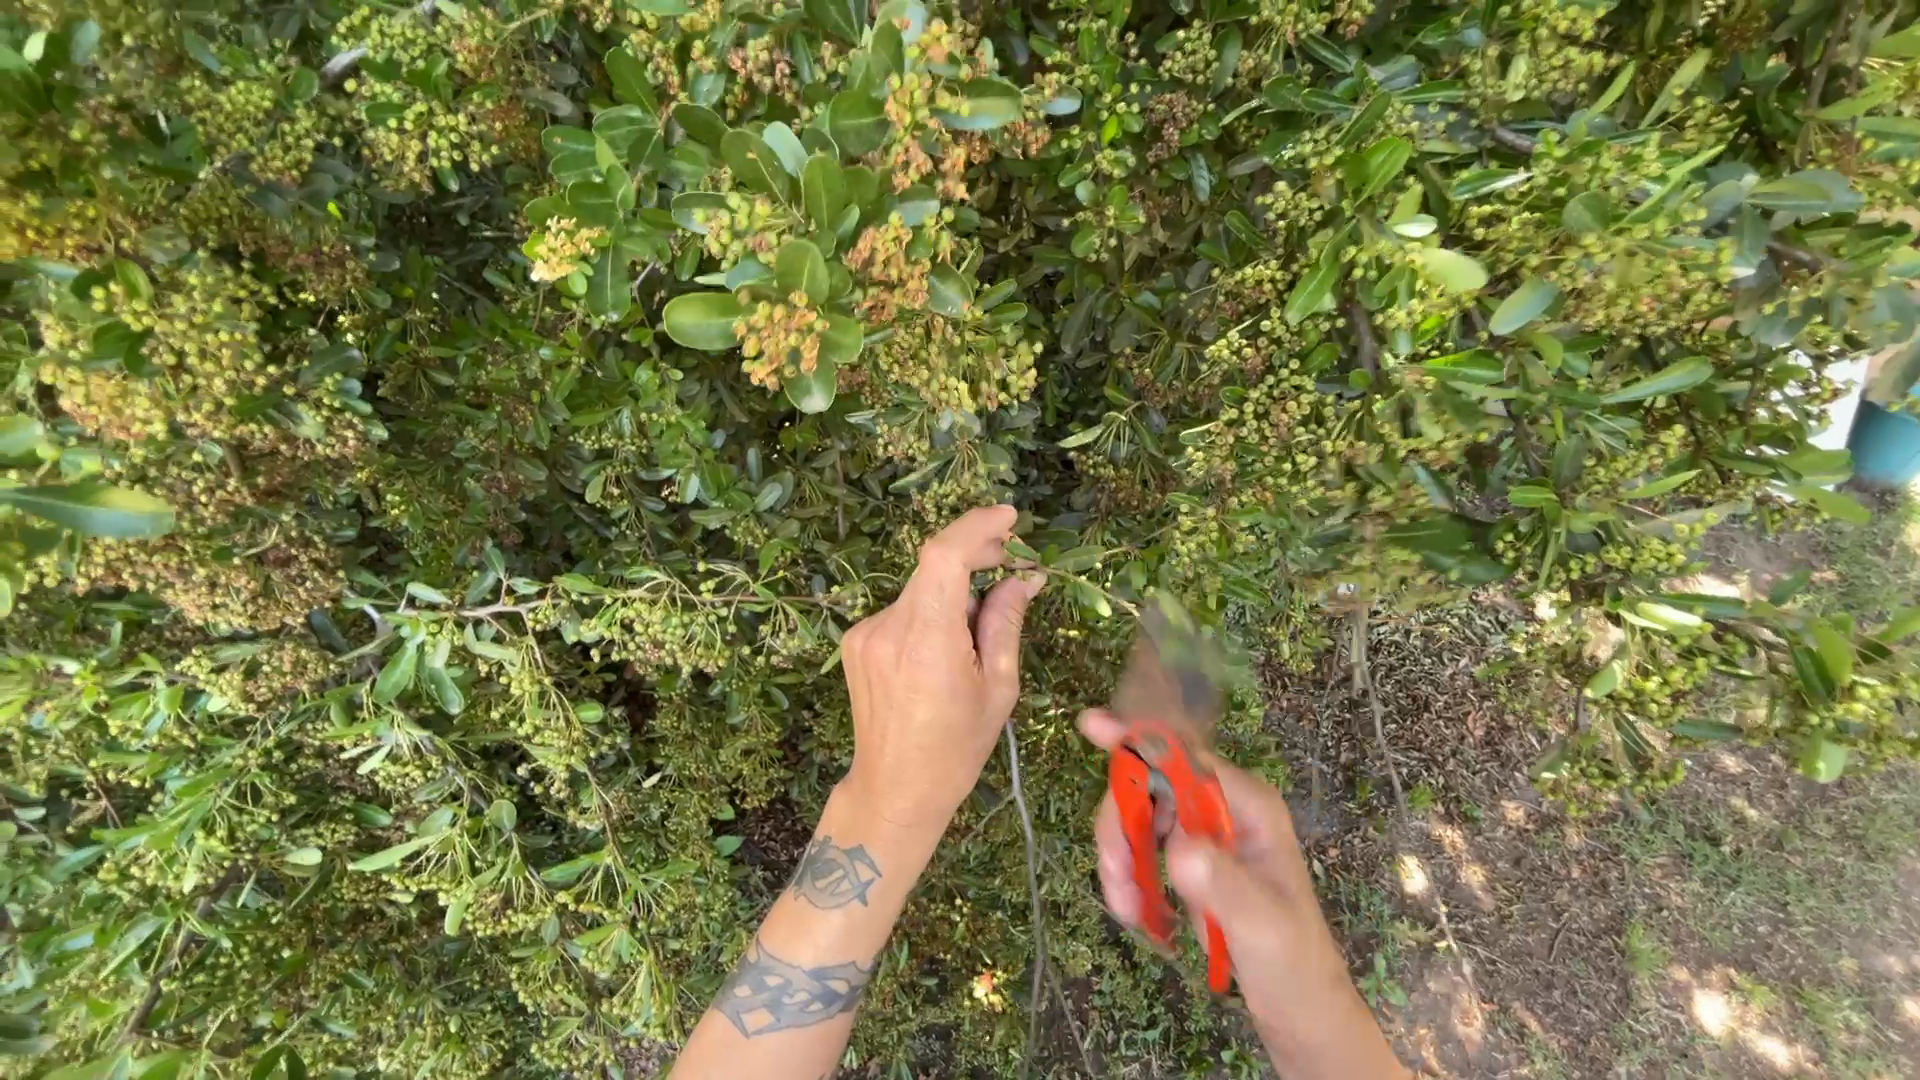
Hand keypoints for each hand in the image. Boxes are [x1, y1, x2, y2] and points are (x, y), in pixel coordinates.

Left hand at [840, 505, 1042, 830]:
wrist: (894, 789)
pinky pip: (902, 610)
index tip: (1008, 519)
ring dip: (952, 592)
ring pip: (920, 590)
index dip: (975, 527)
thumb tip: (1023, 578)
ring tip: (977, 629)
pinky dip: (930, 613)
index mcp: (927, 641)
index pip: (942, 556)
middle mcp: (888, 628)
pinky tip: (944, 649)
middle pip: (932, 568)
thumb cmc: (956, 748)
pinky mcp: (856, 642)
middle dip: (974, 556)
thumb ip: (1005, 623)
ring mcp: (865, 634)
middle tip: (1010, 563)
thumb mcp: (998, 688)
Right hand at [1078, 709, 1406, 1079]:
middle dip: (1121, 827)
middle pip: (1149, 786)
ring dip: (1121, 856)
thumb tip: (1178, 849)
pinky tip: (1135, 908)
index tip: (1091, 725)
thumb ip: (1224, 885)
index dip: (1137, 742)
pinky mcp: (1189, 854)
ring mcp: (1204, 828)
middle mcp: (1223, 805)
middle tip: (1115, 879)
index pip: (1184, 758)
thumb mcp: (1262, 927)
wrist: (1300, 1010)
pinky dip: (1127, 873)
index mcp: (1248, 804)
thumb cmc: (1292, 964)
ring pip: (1137, 816)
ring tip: (1126, 908)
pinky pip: (1140, 844)